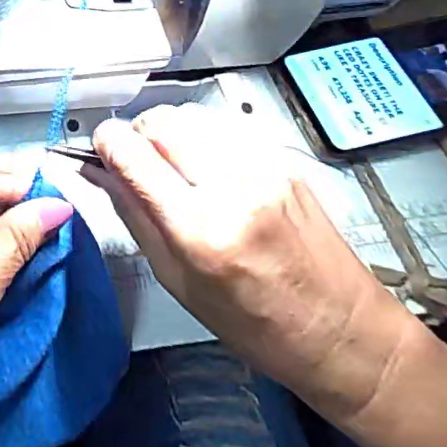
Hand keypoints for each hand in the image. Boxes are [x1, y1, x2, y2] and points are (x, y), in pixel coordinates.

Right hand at [90, 105, 417, 423]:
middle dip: (136, 133)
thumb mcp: (179, 282)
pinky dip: (201, 138)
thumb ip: (134, 216)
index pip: (133, 152)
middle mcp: (233, 188)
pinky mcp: (281, 159)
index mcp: (201, 231)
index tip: (100, 148)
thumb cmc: (261, 326)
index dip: (106, 142)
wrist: (345, 331)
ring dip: (169, 133)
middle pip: (159, 120)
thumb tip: (100, 172)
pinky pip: (221, 127)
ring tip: (173, 166)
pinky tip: (207, 168)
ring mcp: (262, 168)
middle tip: (135, 159)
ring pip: (189, 115)